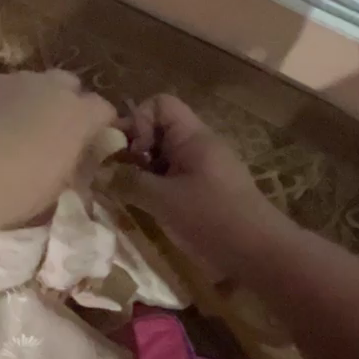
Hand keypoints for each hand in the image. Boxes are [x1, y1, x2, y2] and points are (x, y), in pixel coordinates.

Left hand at [0, 71, 115, 271]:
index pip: (103, 109)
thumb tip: (81, 154)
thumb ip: (74, 163)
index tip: (95, 142)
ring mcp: (6, 82)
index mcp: (75, 113)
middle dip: (68, 101)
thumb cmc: (12, 194)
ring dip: (32, 100)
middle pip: (68, 84)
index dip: (102, 125)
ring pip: (30, 82)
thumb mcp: (55, 188)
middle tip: (58, 131)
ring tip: (20, 128)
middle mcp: (45, 86)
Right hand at [117, 94, 289, 267]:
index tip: (132, 153)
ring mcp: (203, 170)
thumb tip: (98, 173)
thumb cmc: (212, 218)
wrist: (260, 254)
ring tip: (126, 194)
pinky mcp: (205, 193)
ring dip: (141, 171)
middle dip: (133, 149)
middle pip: (158, 130)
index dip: (138, 121)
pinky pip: (172, 178)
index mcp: (193, 137)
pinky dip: (155, 187)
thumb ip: (128, 182)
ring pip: (162, 157)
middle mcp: (198, 146)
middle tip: (117, 175)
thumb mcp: (163, 199)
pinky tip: (145, 208)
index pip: (159, 104)